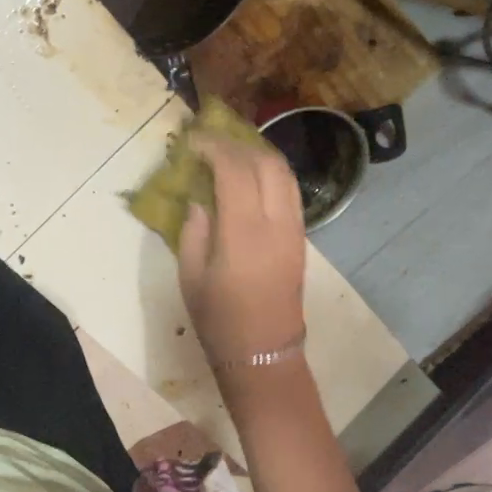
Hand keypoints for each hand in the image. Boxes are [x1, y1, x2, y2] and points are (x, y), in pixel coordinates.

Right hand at [176, 133, 307, 361]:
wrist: (262, 350)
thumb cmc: (218, 317)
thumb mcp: (191, 275)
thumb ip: (194, 231)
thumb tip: (200, 201)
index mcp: (243, 232)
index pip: (234, 170)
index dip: (214, 148)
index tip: (192, 142)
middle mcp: (275, 223)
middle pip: (266, 163)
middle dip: (238, 145)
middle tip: (211, 144)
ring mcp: (294, 229)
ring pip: (284, 174)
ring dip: (258, 155)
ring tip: (231, 154)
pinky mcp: (300, 237)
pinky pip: (290, 191)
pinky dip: (270, 174)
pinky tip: (249, 178)